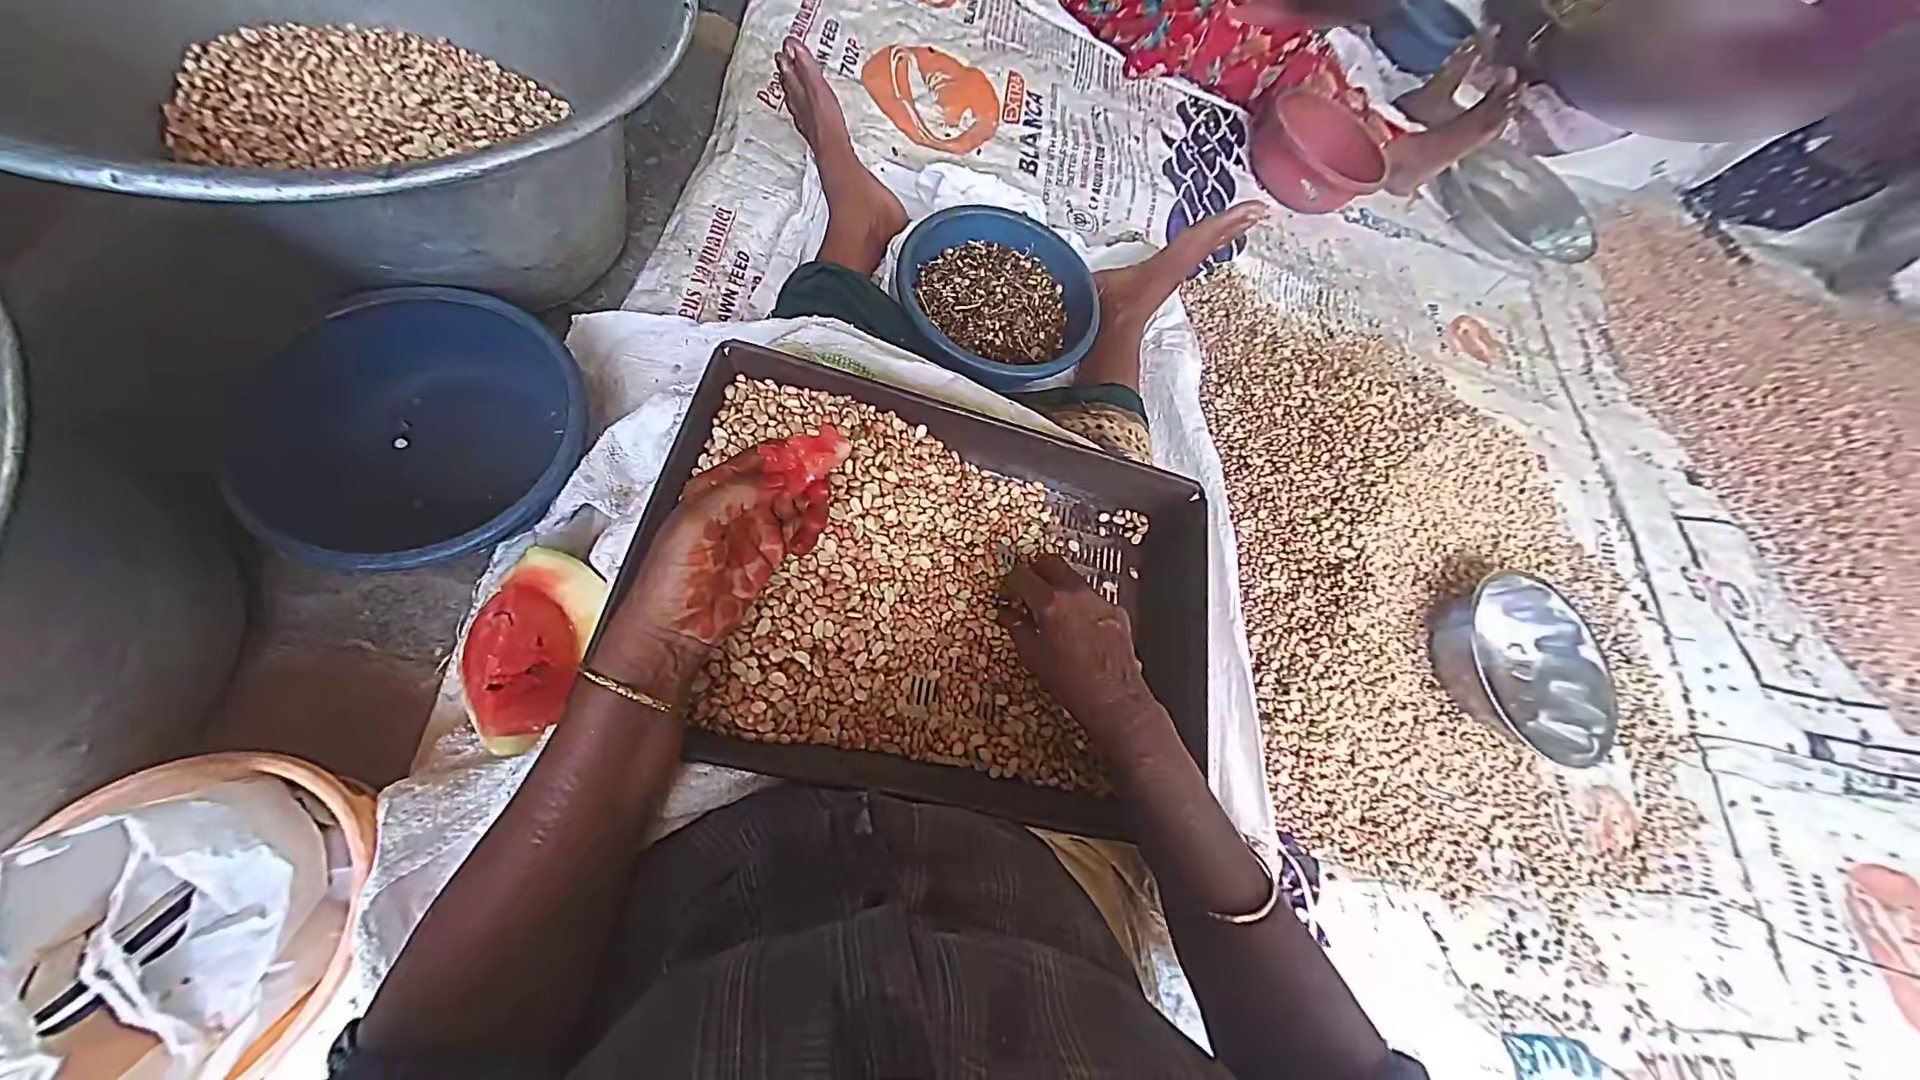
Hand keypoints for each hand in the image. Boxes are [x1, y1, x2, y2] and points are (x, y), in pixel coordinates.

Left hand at [591, 430, 850, 699]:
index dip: (785, 453)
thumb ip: (735, 493)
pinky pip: (796, 534)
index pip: (756, 461)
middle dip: (805, 475)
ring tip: (819, 505)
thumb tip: (777, 476)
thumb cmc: (670, 576)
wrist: (674, 627)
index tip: (811, 449)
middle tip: (826, 474)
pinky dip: (808, 531)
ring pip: (793, 505)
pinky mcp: (768, 556)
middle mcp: (737, 506)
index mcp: (713, 489)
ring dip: (810, 502)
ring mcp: (754, 530)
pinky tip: (807, 537)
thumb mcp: (694, 523)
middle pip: (781, 480)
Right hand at [997, 554, 1164, 757]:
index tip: (1008, 589)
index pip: (1022, 576)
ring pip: (1074, 579)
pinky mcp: (1116, 612)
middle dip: (1035, 569)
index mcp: (1051, 604)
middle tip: (1027, 585)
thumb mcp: (1034, 656)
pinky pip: (1093, 598)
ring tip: (1051, 609)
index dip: (1010, 581)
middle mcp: (1076, 595)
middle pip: (1051, 562)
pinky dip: (1080, 605)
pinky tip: (1076, 626)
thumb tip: (1009, 616)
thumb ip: (1018, 628)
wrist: (1113, 699)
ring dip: (1059, 587)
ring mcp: (1099, 601)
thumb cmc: (1074, 683)